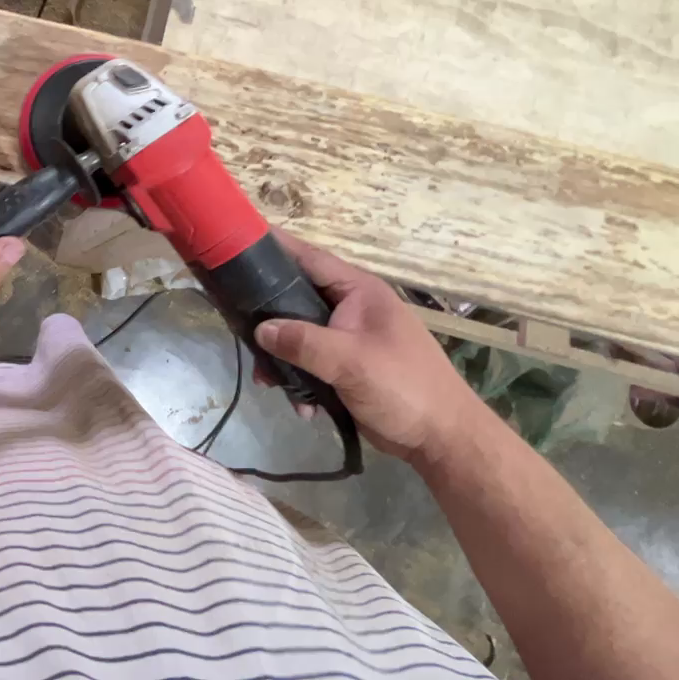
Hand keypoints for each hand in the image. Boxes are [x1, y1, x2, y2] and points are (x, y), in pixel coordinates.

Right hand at [253, 231, 488, 465]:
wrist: (443, 441)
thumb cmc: (404, 388)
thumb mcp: (350, 362)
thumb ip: (302, 342)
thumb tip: (259, 329)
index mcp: (358, 291)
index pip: (309, 257)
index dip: (273, 246)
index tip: (235, 238)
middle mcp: (350, 307)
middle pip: (295, 297)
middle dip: (268, 317)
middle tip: (238, 326)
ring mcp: (348, 337)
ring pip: (296, 334)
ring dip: (281, 358)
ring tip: (269, 382)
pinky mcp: (344, 366)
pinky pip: (308, 362)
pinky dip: (299, 380)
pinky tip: (302, 404)